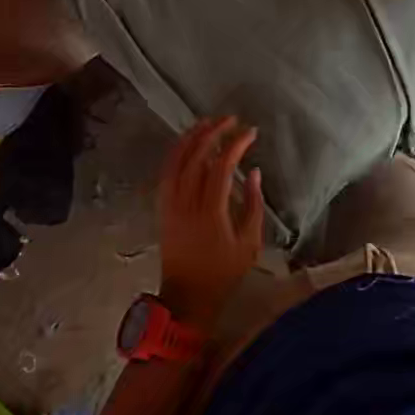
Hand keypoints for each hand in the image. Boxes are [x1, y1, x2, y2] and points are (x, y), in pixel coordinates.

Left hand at [156, 118, 264, 327]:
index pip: (221, 166)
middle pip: (196, 156)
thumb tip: (253, 172)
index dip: (235, 145)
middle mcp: (186, 202)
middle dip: (213, 132)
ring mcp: (170, 203)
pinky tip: (187, 144)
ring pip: (177, 160)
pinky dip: (177, 153)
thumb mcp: (249, 243)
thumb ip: (253, 205)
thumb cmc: (223, 272)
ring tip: (208, 122)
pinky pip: (166, 172)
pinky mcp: (162, 207)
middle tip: (230, 120)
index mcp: (210, 211)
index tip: (250, 132)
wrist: (187, 295)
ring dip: (192, 137)